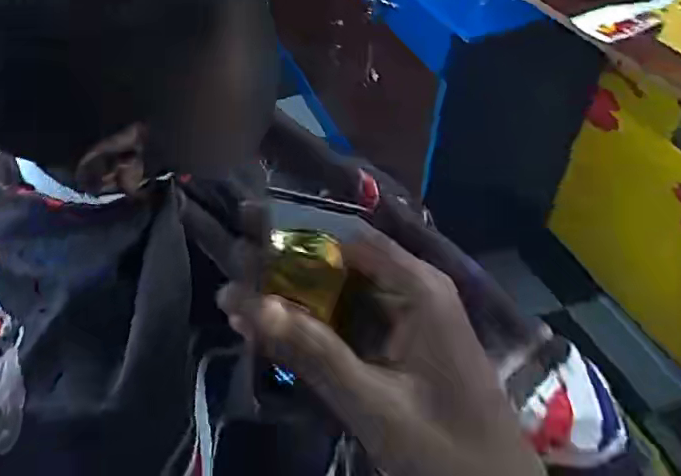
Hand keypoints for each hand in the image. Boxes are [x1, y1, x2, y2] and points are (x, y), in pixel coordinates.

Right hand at [218, 228, 542, 475]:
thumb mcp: (377, 405)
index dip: (292, 228)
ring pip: (336, 287)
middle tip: (231, 267)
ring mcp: (406, 315)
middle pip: (336, 257)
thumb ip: (313, 351)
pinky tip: (269, 329)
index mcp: (417, 286)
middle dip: (282, 263)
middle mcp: (411, 287)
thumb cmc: (448, 454)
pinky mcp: (398, 343)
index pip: (344, 235)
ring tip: (238, 302)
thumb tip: (245, 302)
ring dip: (289, 294)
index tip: (243, 227)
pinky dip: (308, 322)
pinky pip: (345, 317)